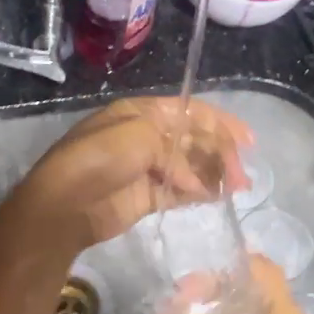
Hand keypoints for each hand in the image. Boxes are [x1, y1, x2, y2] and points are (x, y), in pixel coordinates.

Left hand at [0, 97, 252, 259]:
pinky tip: (218, 197)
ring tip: (236, 188)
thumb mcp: (140, 136)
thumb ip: (175, 150)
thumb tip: (194, 179)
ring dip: (214, 174)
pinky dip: (199, 193)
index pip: (190, 111)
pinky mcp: (146, 197)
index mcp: (142, 113)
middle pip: (193, 140)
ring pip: (190, 167)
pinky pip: (179, 192)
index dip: (221, 123)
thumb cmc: (100, 158)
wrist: (65, 202)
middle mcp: (146, 137)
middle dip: (221, 153)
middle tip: (241, 176)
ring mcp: (146, 168)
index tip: (247, 141)